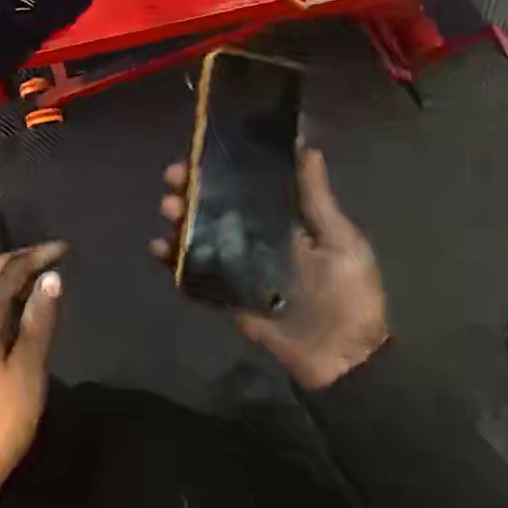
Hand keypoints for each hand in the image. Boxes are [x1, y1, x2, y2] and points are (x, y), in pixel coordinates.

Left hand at [0, 241, 67, 507]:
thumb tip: (51, 277)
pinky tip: (20, 307)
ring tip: (43, 274)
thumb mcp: (28, 371)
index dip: (39, 254)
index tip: (66, 248)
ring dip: (15, 276)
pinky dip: (6, 294)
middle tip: (56, 254)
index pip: (12, 269)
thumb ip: (40, 321)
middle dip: (26, 258)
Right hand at [152, 148, 388, 389]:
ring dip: (179, 219)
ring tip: (170, 210)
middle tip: (174, 178)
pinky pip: (194, 274)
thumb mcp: (340, 241)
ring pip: (199, 235)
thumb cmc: (347, 294)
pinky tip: (160, 248)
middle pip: (213, 207)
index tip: (197, 153)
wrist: (344, 359)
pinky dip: (173, 261)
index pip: (242, 186)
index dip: (218, 169)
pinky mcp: (227, 295)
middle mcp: (253, 238)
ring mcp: (237, 267)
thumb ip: (318, 199)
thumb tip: (309, 148)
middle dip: (190, 189)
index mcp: (279, 220)